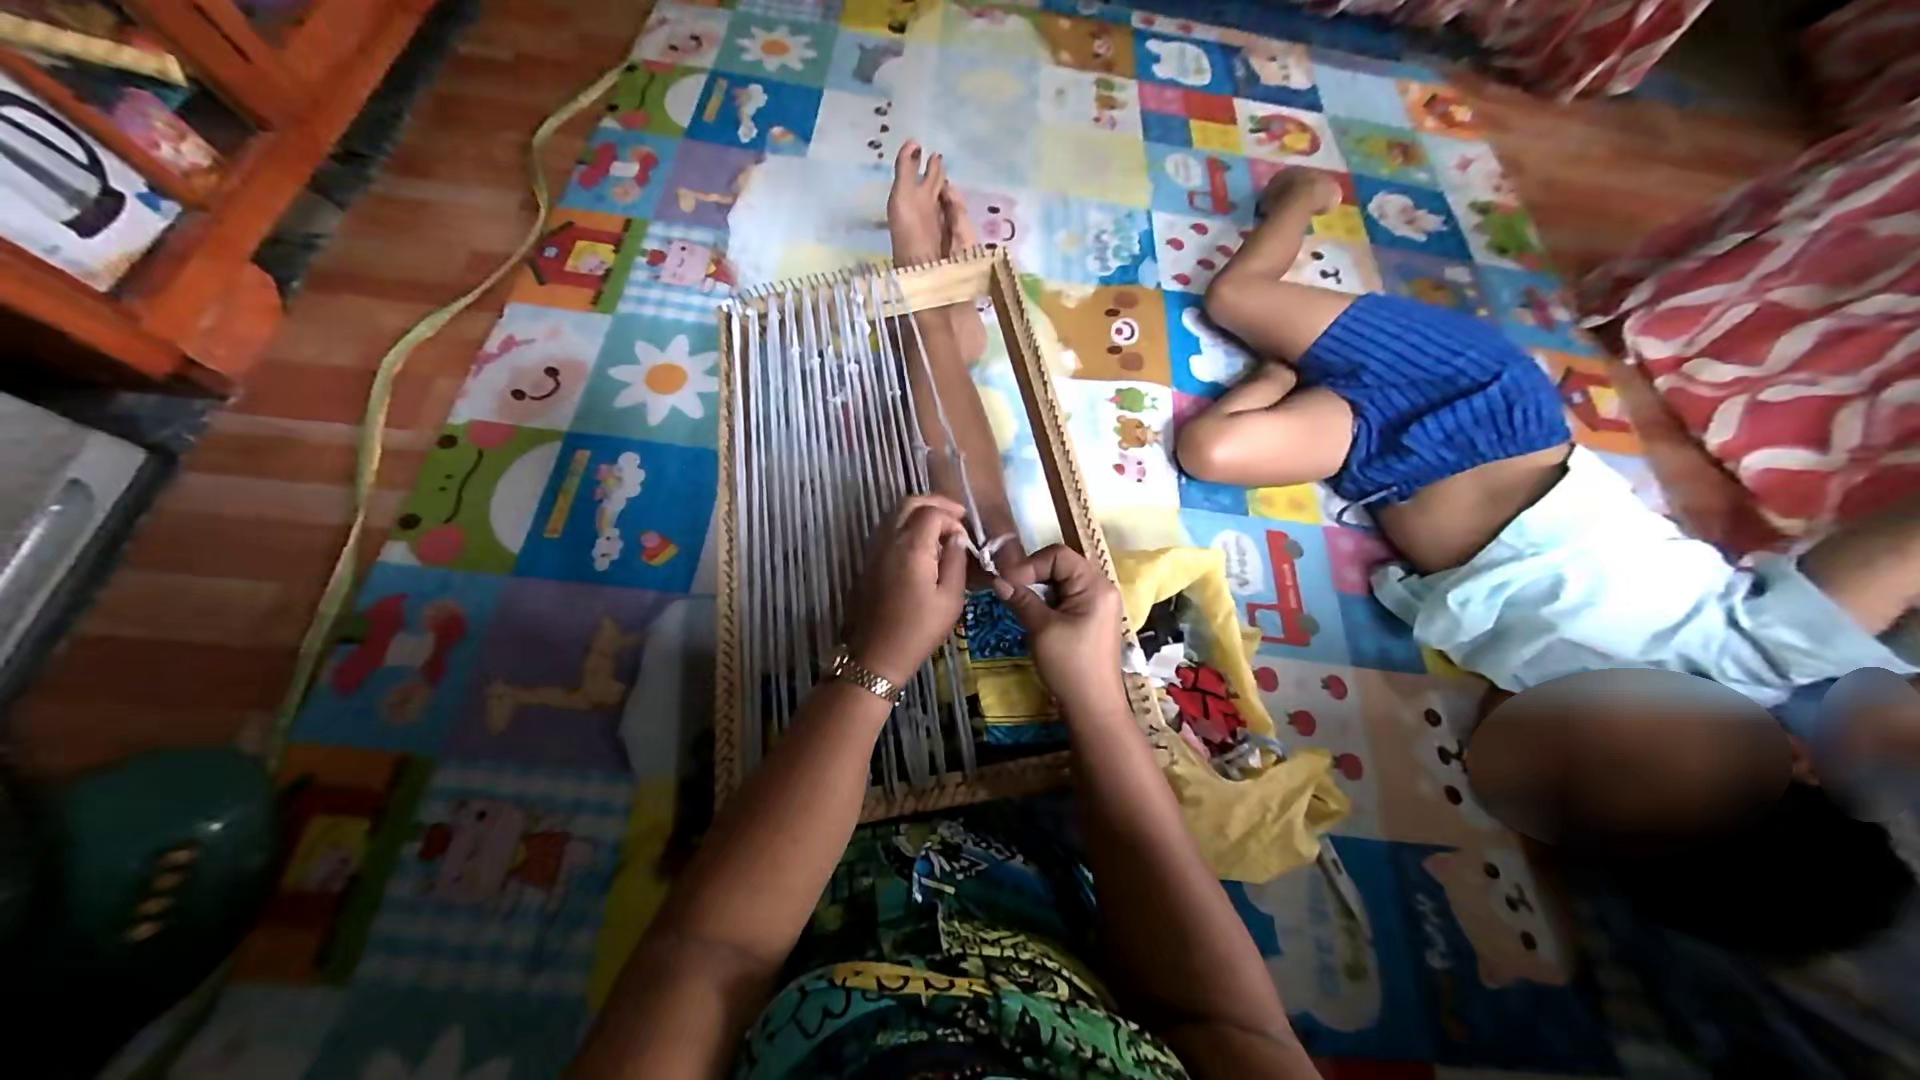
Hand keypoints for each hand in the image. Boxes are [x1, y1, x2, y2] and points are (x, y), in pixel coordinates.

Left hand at [845, 495, 968, 685]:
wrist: (877, 655)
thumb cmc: (919, 630)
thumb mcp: (950, 598)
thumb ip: (957, 561)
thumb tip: (958, 538)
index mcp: (911, 547)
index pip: (932, 512)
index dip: (952, 518)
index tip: (965, 537)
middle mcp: (889, 540)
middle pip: (909, 503)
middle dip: (935, 504)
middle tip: (956, 518)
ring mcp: (875, 549)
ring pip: (895, 513)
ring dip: (920, 513)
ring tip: (942, 530)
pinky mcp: (869, 560)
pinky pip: (888, 529)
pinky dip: (907, 526)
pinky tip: (923, 546)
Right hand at [993, 544, 1125, 712]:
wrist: (1093, 706)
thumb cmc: (1070, 665)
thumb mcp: (1042, 629)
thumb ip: (1021, 599)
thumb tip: (997, 580)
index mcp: (1096, 586)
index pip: (1059, 555)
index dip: (1030, 564)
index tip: (1008, 582)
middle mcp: (1101, 588)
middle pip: (1062, 565)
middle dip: (1033, 574)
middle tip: (1009, 589)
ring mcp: (1098, 603)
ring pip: (1062, 581)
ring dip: (1038, 588)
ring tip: (1018, 601)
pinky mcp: (1091, 618)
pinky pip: (1066, 597)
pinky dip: (1047, 600)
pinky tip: (1032, 613)